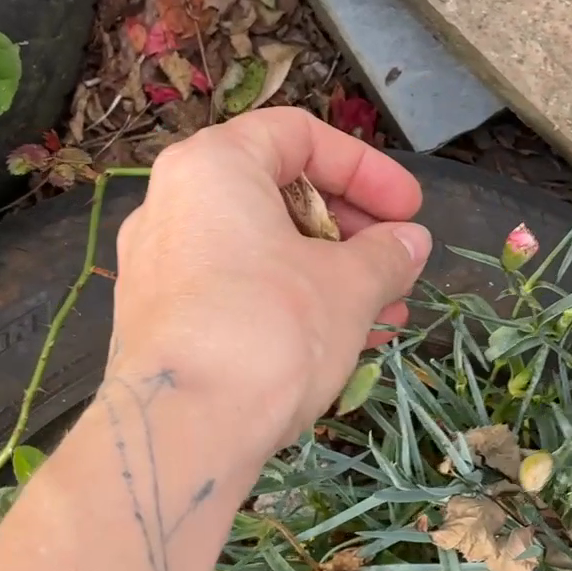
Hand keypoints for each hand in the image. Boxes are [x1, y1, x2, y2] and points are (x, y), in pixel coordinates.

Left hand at [107, 108, 431, 457]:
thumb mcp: (350, 284)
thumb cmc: (273, 327)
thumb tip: (411, 242)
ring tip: (387, 309)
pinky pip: (241, 288)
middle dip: (354, 229)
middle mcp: (176, 203)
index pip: (301, 135)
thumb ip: (387, 253)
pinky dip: (295, 300)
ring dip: (333, 272)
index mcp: (215, 166)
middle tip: (397, 261)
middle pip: (282, 193)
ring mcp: (161, 264)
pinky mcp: (160, 319)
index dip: (367, 168)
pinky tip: (346, 338)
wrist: (179, 435)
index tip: (409, 210)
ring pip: (266, 248)